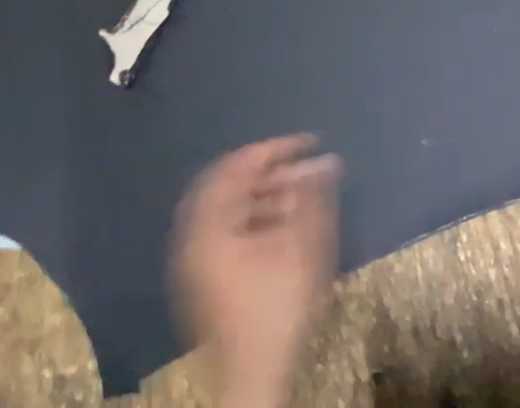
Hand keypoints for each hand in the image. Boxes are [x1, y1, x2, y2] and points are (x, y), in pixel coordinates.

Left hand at [172, 135, 341, 407]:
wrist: (255, 376)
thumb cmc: (278, 307)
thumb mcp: (302, 247)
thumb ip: (313, 198)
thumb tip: (326, 159)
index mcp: (209, 224)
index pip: (237, 167)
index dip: (276, 148)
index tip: (311, 142)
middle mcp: (193, 236)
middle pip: (228, 186)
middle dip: (270, 171)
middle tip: (306, 168)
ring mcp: (195, 260)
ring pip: (228, 209)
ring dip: (264, 195)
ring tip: (303, 195)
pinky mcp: (204, 279)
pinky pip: (226, 230)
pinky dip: (255, 217)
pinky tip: (284, 226)